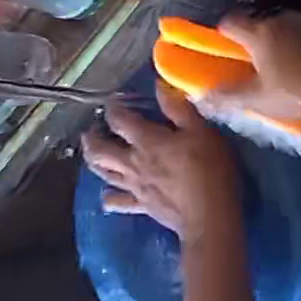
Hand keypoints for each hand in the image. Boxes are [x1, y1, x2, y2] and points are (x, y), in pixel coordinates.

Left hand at [82, 81, 239, 243]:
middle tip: (92, 129)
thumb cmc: (208, 167)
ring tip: (93, 153)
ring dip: (94, 161)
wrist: (207, 215)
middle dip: (92, 137)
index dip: (114, 108)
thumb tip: (159, 86)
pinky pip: (117, 201)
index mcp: (147, 141)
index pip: (120, 120)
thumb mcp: (200, 130)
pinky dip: (109, 196)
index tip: (114, 101)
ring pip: (103, 172)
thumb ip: (178, 108)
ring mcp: (134, 186)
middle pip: (100, 149)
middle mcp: (133, 162)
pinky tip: (107, 193)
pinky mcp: (140, 206)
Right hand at [214, 11, 300, 116]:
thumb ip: (228, 95)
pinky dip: (300, 44)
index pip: (230, 22)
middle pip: (257, 27)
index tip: (228, 53)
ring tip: (287, 70)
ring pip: (281, 29)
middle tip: (259, 70)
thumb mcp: (260, 100)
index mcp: (260, 33)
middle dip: (255, 44)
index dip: (224, 36)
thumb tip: (203, 94)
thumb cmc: (300, 94)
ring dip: (279, 43)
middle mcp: (280, 19)